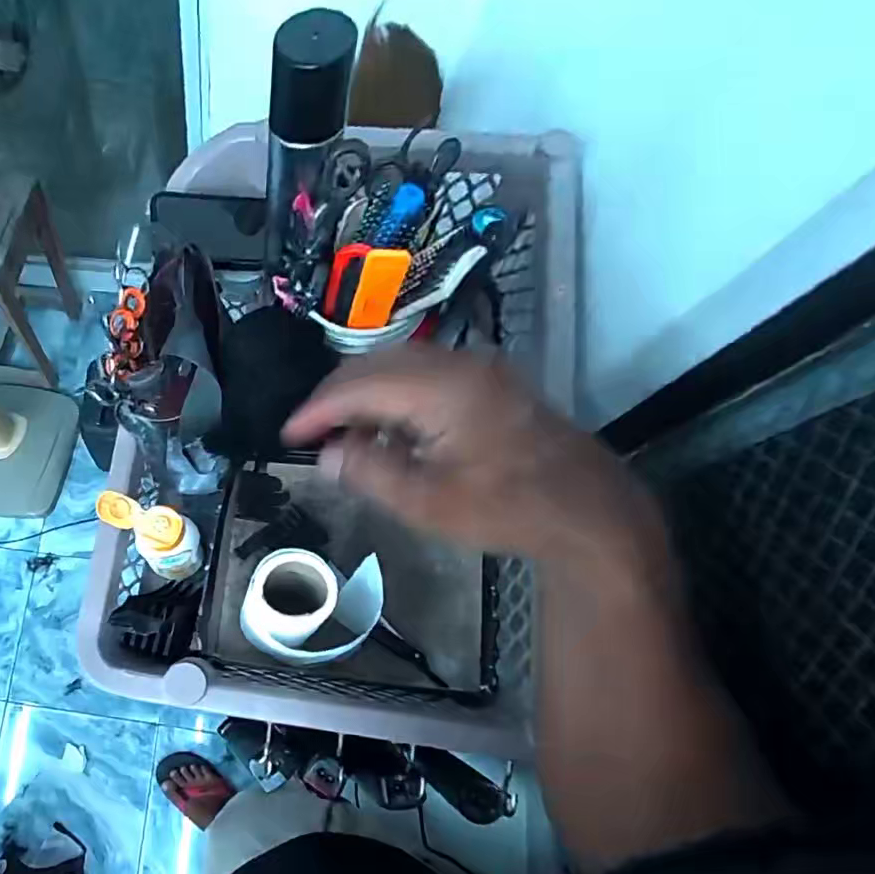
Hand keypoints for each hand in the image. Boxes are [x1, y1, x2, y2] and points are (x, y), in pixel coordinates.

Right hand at [282, 346, 669, 581]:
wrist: (587, 509)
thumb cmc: (507, 509)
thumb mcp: (428, 503)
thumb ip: (371, 473)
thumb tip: (329, 454)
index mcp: (441, 388)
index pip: (358, 386)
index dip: (316, 409)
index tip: (287, 434)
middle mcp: (458, 364)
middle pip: (376, 364)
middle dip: (335, 396)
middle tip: (308, 432)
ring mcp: (478, 369)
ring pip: (399, 366)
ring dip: (364, 395)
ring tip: (342, 433)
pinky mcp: (489, 382)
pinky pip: (425, 375)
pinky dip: (393, 396)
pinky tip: (387, 428)